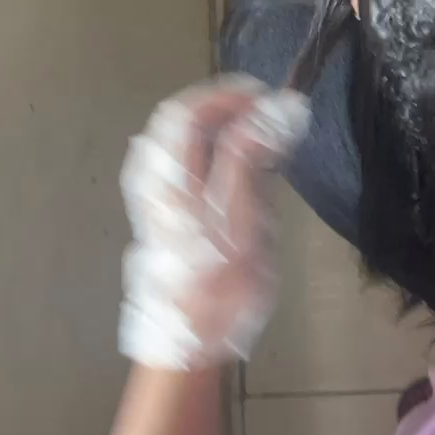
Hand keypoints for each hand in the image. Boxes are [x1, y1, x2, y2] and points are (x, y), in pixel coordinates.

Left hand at [119, 75, 309, 370]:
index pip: (188, 110)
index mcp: (168, 173)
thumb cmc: (218, 278)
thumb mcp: (239, 212)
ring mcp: (163, 199)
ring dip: (229, 134)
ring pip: (190, 147)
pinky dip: (224, 158)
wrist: (192, 339)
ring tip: (268, 142)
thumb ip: (250, 154)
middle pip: (186, 125)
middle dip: (230, 111)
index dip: (227, 95)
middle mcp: (158, 179)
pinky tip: (250, 172)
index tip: (269, 97)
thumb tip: (277, 105)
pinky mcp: (174, 217)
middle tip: (273, 117)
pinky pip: (195, 170)